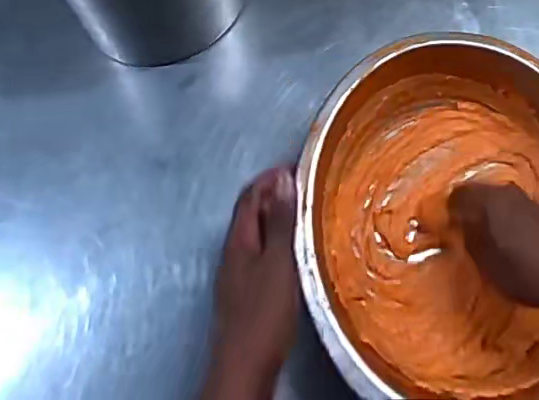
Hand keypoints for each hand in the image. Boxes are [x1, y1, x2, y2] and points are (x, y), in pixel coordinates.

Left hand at [203, 166, 299, 399]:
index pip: (250, 195)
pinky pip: (261, 251)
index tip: (297, 168)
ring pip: (257, 232)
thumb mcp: (278, 262)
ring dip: (277, 217)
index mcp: (238, 240)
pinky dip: (277, 239)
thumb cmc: (263, 315)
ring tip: (305, 213)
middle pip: (251, 211)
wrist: (244, 371)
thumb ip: (280, 221)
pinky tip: (295, 250)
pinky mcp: (246, 293)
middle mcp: (233, 253)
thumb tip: (282, 178)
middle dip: (275, 194)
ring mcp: (237, 274)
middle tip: (304, 187)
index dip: (271, 177)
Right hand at [449, 182, 538, 311]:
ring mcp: (523, 198)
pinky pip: (508, 203)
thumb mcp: (487, 263)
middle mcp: (506, 192)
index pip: (459, 194)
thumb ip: (469, 239)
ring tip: (479, 229)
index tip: (442, 222)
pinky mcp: (535, 208)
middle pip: (477, 191)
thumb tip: (457, 225)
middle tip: (458, 224)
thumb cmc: (522, 273)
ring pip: (494, 196)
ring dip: (483, 207)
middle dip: (466, 205)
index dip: (448, 207)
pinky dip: (499, 212)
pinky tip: (501, 231)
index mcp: (490, 201)